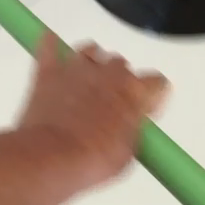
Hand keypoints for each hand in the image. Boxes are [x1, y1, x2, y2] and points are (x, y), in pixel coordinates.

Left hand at [14, 31, 168, 194]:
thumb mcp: (127, 153)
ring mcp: (76, 68)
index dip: (149, 98)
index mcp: (134, 90)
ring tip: (84, 81)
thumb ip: (132, 129)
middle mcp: (108, 72)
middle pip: (120, 65)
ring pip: (89, 50)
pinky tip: (51, 45)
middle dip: (117, 81)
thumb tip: (130, 122)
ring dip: (90, 62)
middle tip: (106, 105)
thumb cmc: (93, 160)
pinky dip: (50, 45)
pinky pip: (48, 46)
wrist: (49, 157)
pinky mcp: (47, 72)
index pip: (156, 82)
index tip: (141, 112)